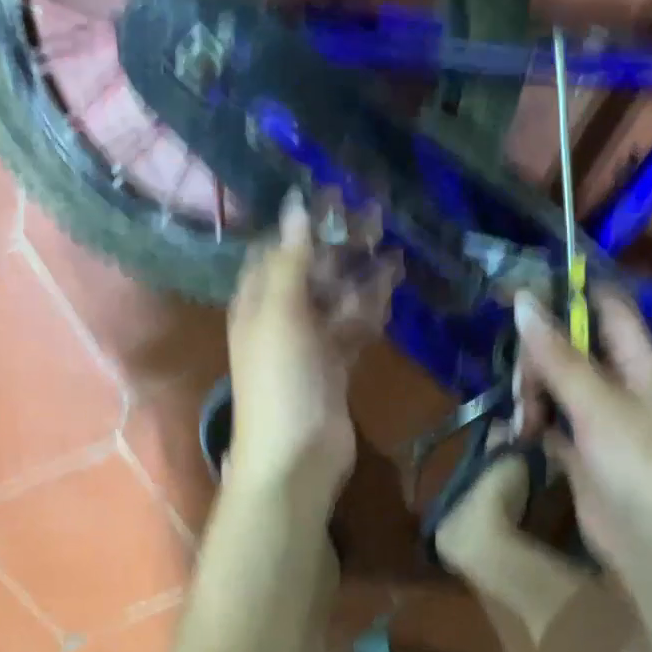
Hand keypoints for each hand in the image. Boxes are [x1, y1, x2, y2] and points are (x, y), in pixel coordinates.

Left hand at [226, 189, 397, 505]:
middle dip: (341, 245)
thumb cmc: (281, 381)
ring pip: (337, 299)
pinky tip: (392, 289)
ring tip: (394, 248)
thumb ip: (290, 261)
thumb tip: (296, 205)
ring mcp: (309, 345)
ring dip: (362, 275)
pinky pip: (353, 329)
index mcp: (257, 302)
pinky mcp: (335, 368)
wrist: (296, 456)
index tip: (338, 195)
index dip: (305, 222)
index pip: (277, 250)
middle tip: (377, 216)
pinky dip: (371, 310)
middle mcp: (280, 318)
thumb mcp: (279, 314)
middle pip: (312, 271)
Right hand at [512, 289, 651, 591]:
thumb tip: (523, 301)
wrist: (648, 540)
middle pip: (567, 347)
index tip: (520, 290)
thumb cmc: (636, 463)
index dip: (567, 292)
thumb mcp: (596, 403)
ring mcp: (596, 416)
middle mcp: (617, 382)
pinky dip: (531, 424)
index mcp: (636, 361)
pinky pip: (547, 419)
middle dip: (538, 360)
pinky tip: (519, 436)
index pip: (604, 307)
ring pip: (552, 384)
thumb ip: (558, 355)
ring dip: (531, 396)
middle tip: (526, 387)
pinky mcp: (578, 447)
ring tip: (526, 424)